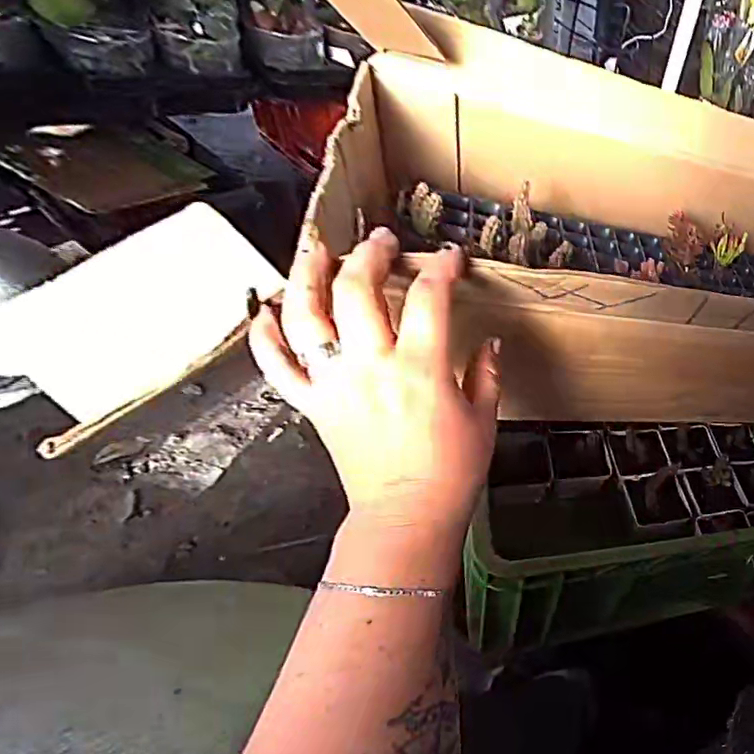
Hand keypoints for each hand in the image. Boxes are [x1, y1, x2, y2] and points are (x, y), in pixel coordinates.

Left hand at [250, 225, 500, 539]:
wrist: (408, 511)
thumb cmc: (453, 468)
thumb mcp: (484, 416)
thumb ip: (485, 373)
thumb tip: (489, 343)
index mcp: (422, 369)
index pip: (430, 299)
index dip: (442, 269)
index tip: (451, 259)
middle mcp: (371, 367)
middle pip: (356, 290)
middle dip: (369, 255)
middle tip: (381, 242)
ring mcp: (334, 383)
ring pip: (304, 314)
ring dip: (305, 274)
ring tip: (315, 250)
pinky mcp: (312, 404)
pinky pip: (277, 364)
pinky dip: (264, 334)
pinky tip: (266, 310)